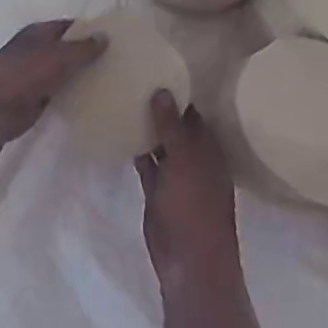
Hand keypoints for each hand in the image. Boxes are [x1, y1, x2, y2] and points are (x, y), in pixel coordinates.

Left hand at [0, 20, 107, 149]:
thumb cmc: (22, 75)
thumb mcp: (56, 57)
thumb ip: (82, 48)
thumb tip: (105, 36)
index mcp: (37, 33)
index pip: (69, 26)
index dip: (90, 30)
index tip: (115, 38)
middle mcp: (36, 50)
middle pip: (68, 49)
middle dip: (89, 54)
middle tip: (120, 60)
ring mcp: (36, 74)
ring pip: (66, 71)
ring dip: (83, 75)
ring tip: (114, 79)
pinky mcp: (37, 97)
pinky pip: (61, 91)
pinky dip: (75, 93)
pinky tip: (96, 98)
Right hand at [135, 90, 240, 291]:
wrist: (188, 260)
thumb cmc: (194, 206)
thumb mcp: (184, 161)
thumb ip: (172, 126)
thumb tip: (163, 90)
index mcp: (209, 149)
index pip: (194, 112)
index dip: (179, 91)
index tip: (157, 67)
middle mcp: (194, 157)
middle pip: (175, 125)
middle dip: (159, 105)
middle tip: (133, 75)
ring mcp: (174, 174)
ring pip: (160, 142)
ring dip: (146, 125)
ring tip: (123, 95)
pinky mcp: (156, 189)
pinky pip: (146, 162)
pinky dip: (135, 148)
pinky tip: (118, 128)